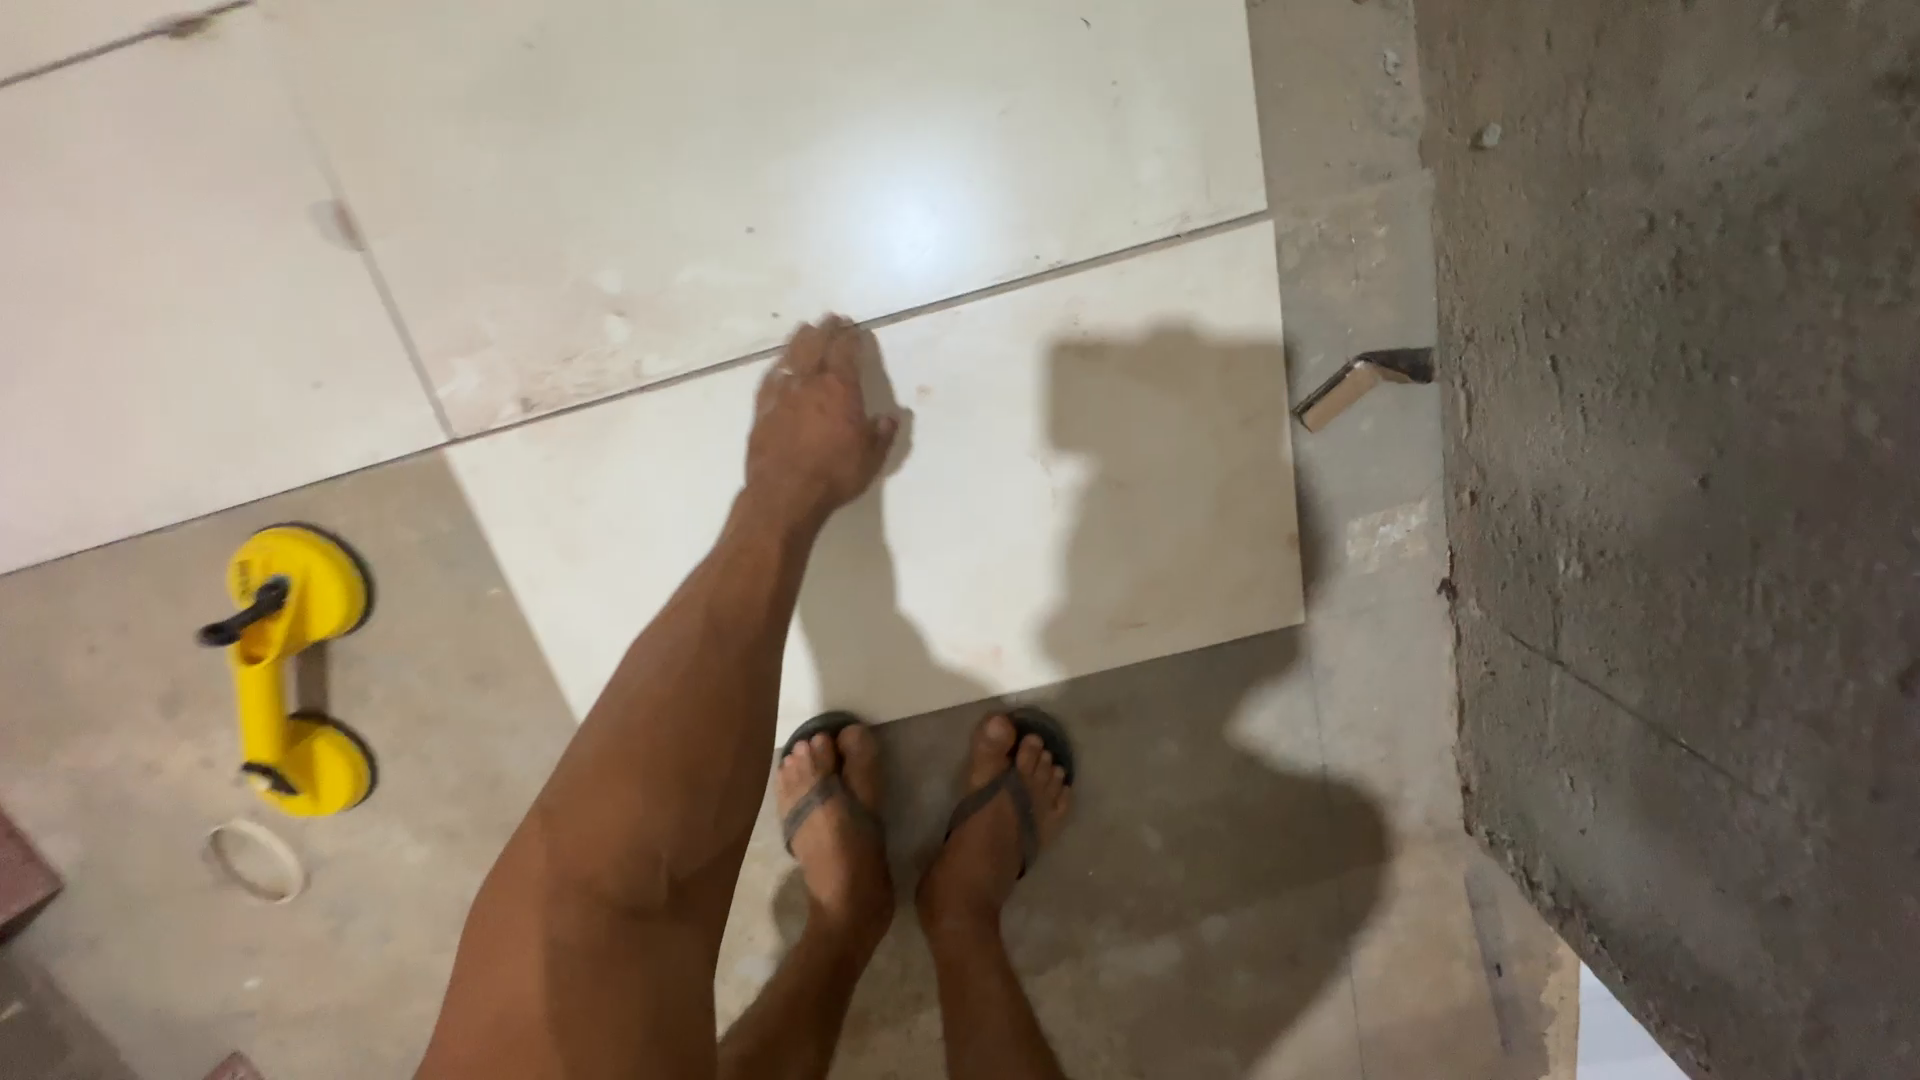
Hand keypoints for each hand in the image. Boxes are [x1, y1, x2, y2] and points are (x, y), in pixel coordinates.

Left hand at [744, 315, 898, 526]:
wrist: (785, 494)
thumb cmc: (834, 475)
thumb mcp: (871, 458)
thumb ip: (881, 434)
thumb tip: (889, 417)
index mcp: (840, 389)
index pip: (846, 352)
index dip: (852, 338)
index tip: (855, 329)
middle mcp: (809, 382)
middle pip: (817, 345)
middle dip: (826, 330)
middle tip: (832, 319)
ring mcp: (782, 394)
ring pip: (791, 356)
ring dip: (800, 339)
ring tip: (805, 329)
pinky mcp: (762, 409)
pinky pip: (771, 378)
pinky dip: (778, 366)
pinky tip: (779, 365)